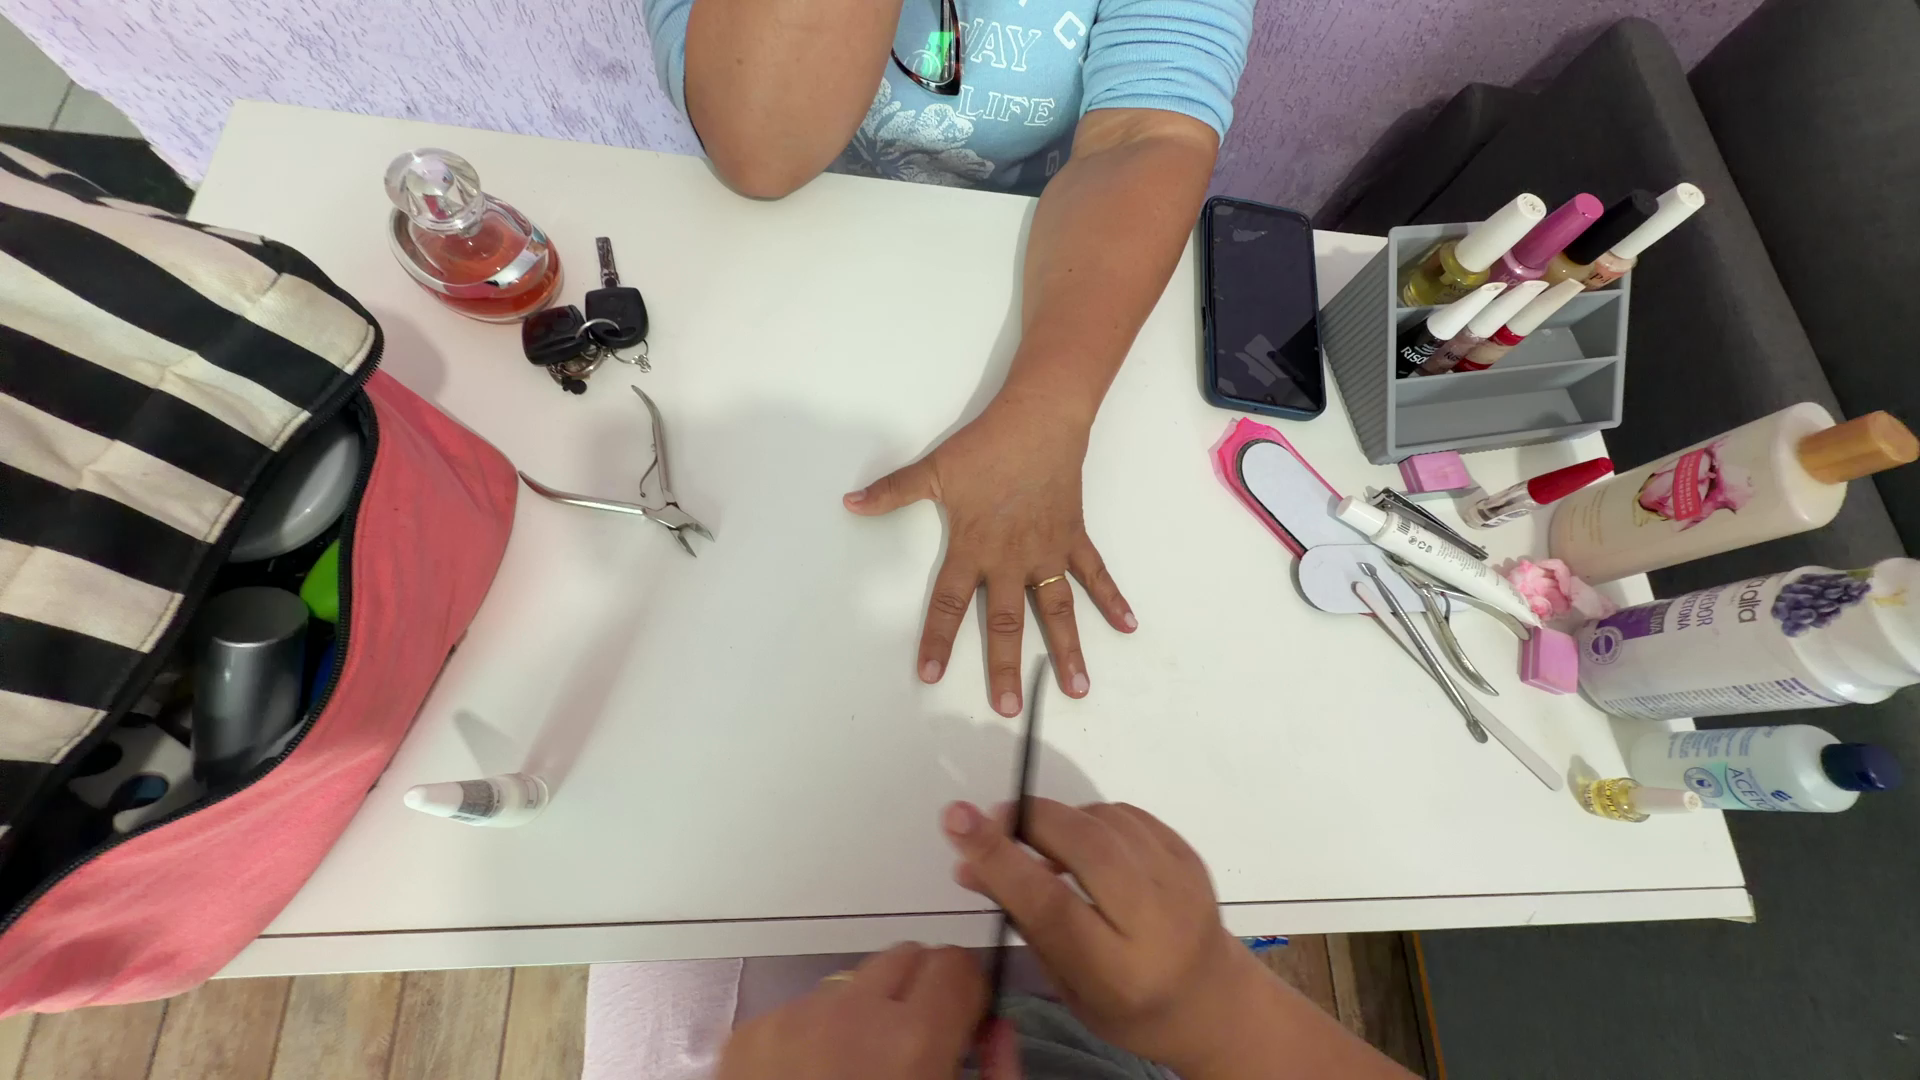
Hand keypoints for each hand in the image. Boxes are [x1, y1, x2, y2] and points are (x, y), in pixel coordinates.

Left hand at [717, 943, 996, 1079]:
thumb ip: (996, 1076)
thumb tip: (996, 1028)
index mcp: (911, 1043)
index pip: (956, 963)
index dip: (968, 992)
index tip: (964, 1022)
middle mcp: (850, 1013)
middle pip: (906, 957)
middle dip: (920, 994)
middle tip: (915, 1050)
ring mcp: (793, 1019)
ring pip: (854, 981)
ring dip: (866, 1015)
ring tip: (857, 1076)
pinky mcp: (749, 1035)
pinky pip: (803, 1008)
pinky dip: (816, 1036)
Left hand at [843, 393, 1135, 716]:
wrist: (1038, 420)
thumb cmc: (986, 447)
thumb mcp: (935, 470)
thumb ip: (893, 492)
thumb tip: (850, 503)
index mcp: (974, 549)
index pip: (950, 603)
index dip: (939, 639)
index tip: (932, 676)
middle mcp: (1011, 560)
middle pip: (1007, 622)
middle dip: (1005, 667)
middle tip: (1007, 708)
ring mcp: (1047, 552)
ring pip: (1057, 610)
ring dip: (1067, 650)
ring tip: (1077, 689)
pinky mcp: (1074, 538)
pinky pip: (1095, 574)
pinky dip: (1112, 598)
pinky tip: (1128, 626)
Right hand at [940, 799, 1267, 1072]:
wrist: (1210, 999)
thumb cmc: (1126, 1004)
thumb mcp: (1066, 980)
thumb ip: (1022, 919)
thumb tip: (968, 863)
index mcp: (1118, 972)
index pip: (1049, 903)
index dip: (999, 858)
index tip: (959, 819)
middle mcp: (1155, 921)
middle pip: (1085, 846)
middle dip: (1032, 821)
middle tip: (999, 819)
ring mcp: (1179, 881)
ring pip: (1104, 820)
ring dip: (1062, 818)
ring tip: (1045, 842)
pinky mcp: (1188, 854)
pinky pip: (1126, 813)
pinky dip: (1093, 817)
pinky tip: (1084, 841)